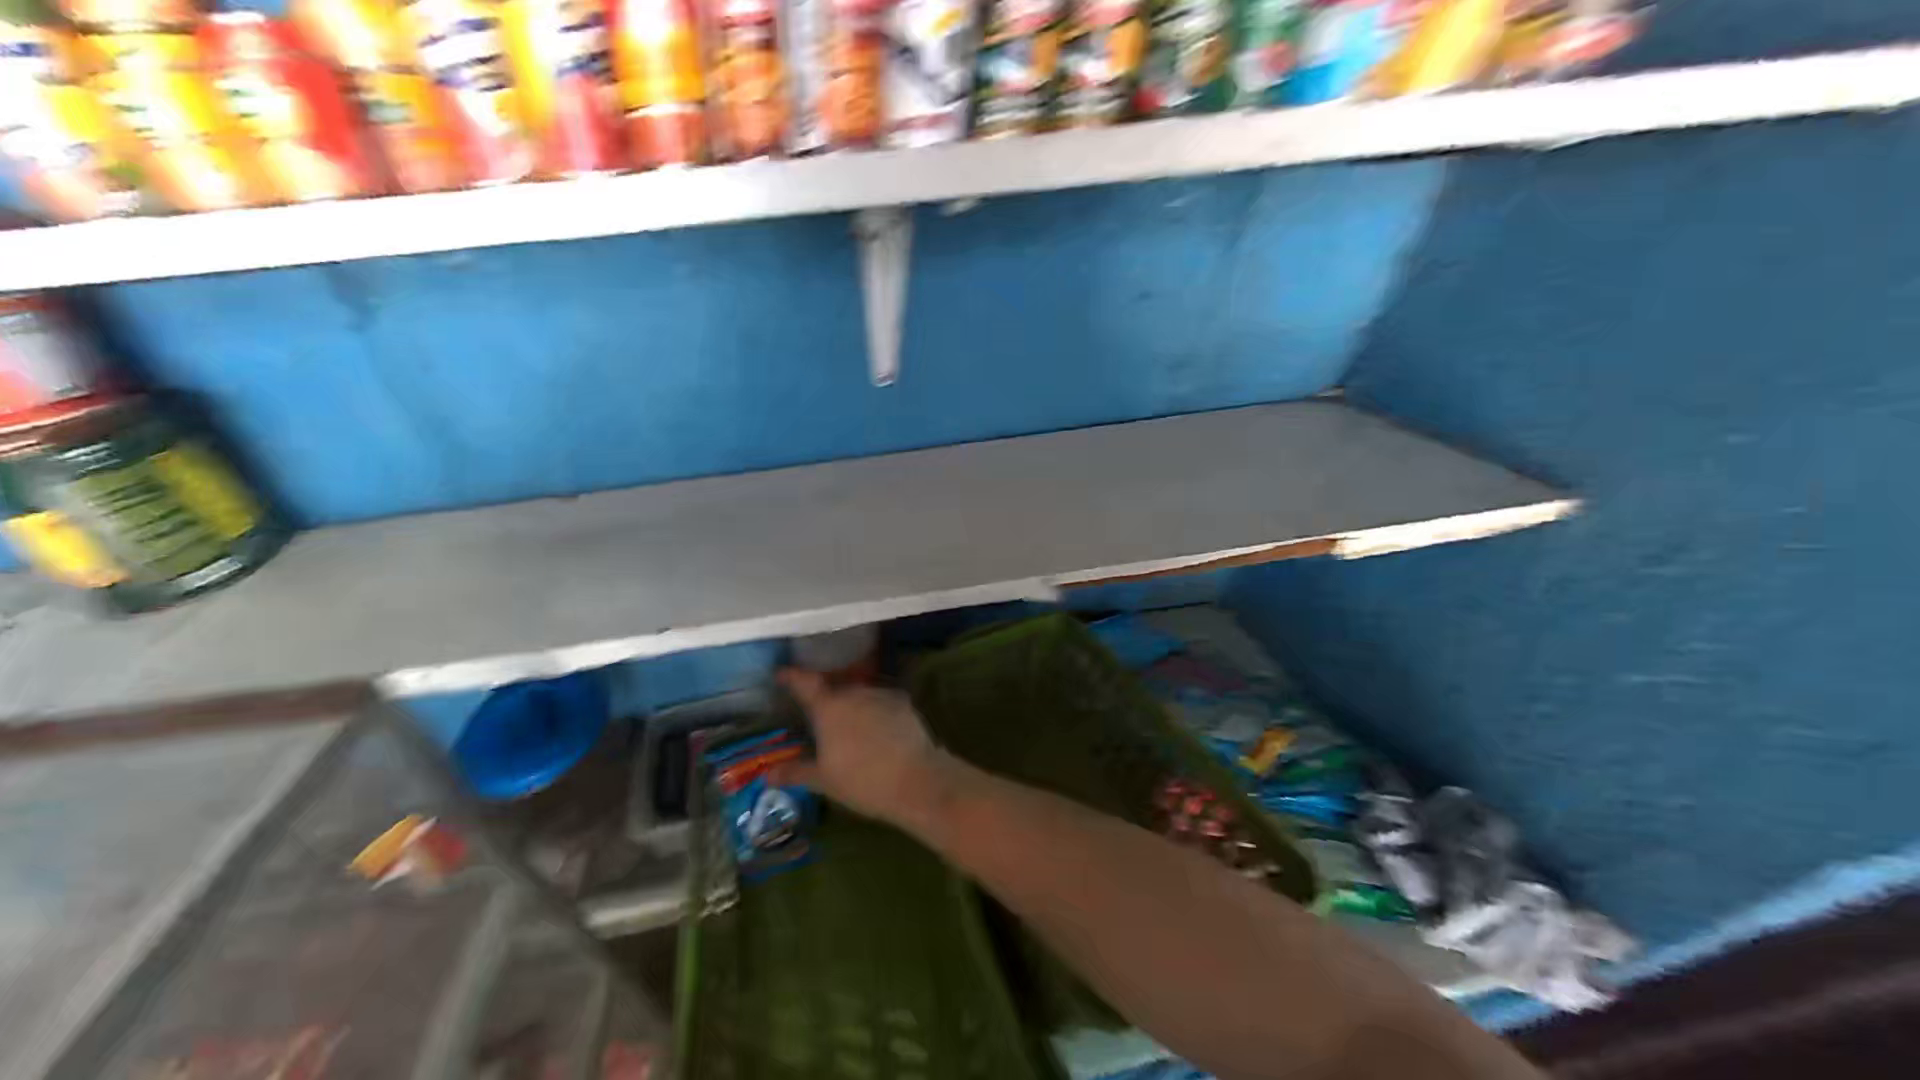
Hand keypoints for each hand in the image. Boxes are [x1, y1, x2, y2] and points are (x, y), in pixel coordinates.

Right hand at [775, 668, 955, 826]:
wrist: (916, 780)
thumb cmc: (862, 781)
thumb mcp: (824, 781)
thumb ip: (795, 772)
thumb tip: (767, 774)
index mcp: (829, 708)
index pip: (804, 683)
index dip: (791, 676)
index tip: (782, 674)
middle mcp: (853, 693)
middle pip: (834, 690)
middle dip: (827, 700)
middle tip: (822, 720)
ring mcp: (881, 695)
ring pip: (859, 695)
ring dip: (853, 706)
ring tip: (852, 730)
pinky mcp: (904, 702)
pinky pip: (881, 702)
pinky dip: (875, 712)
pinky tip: (878, 731)